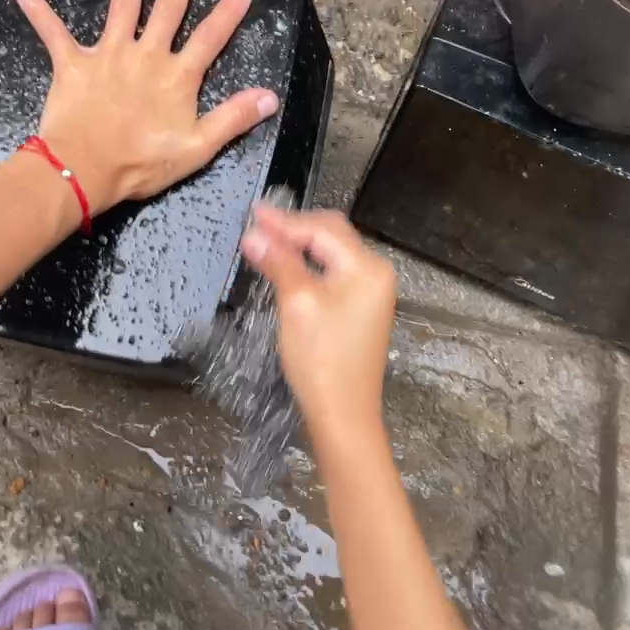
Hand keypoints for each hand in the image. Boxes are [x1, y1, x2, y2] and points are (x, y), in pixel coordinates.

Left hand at [15, 0, 279, 211]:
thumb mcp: (198, 147)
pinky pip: (54, 34)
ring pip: (121, 7)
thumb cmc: (142, 162)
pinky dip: (39, 13)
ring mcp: (108, 56)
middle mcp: (146, 56)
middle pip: (167, 10)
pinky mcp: (73, 64)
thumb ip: (234, 118)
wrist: (85, 169)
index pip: (210, 38)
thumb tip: (271, 96)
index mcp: (177, 77)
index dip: (229, 13)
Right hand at [241, 207, 397, 441]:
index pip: (322, 230)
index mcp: (367, 268)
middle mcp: (375, 274)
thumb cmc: (324, 362)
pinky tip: (287, 265)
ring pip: (331, 253)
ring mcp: (371, 293)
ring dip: (300, 245)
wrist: (343, 416)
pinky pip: (333, 273)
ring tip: (267, 240)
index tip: (255, 214)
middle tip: (258, 224)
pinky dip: (309, 264)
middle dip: (294, 227)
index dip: (285, 222)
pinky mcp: (361, 310)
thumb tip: (254, 235)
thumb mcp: (296, 303)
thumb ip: (278, 262)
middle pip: (331, 235)